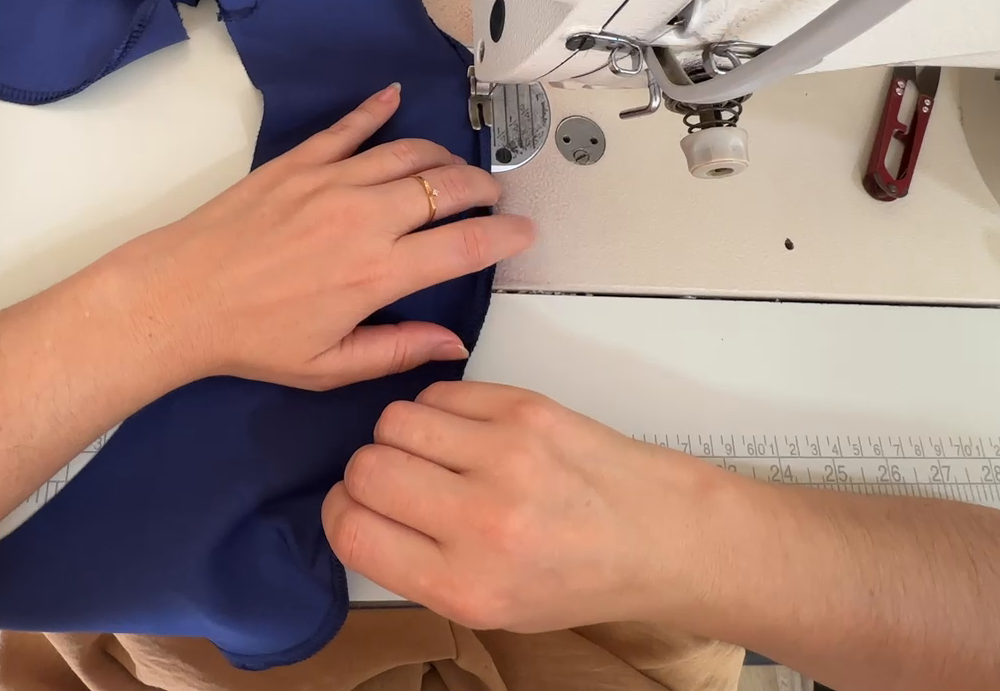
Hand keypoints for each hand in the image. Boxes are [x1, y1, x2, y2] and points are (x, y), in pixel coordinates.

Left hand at [79, 84, 534, 391]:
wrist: (179, 297)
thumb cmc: (253, 339)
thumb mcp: (330, 365)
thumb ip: (398, 350)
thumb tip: (455, 343)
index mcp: (378, 273)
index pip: (465, 245)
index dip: (506, 235)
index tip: (525, 231)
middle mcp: (365, 218)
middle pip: (447, 186)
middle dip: (481, 188)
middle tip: (491, 196)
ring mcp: (331, 181)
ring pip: (408, 152)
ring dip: (442, 156)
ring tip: (453, 167)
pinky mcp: (298, 162)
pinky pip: (348, 127)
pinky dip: (375, 109)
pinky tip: (394, 97)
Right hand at [323, 381, 730, 631]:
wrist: (657, 534)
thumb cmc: (576, 578)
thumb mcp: (491, 607)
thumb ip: (417, 566)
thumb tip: (357, 509)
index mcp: (468, 587)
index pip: (353, 531)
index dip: (342, 512)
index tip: (357, 506)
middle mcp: (482, 521)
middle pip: (365, 467)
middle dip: (369, 472)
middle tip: (399, 480)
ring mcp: (504, 455)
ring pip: (395, 420)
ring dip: (401, 436)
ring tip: (435, 453)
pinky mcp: (522, 406)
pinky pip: (438, 394)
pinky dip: (438, 411)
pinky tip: (466, 433)